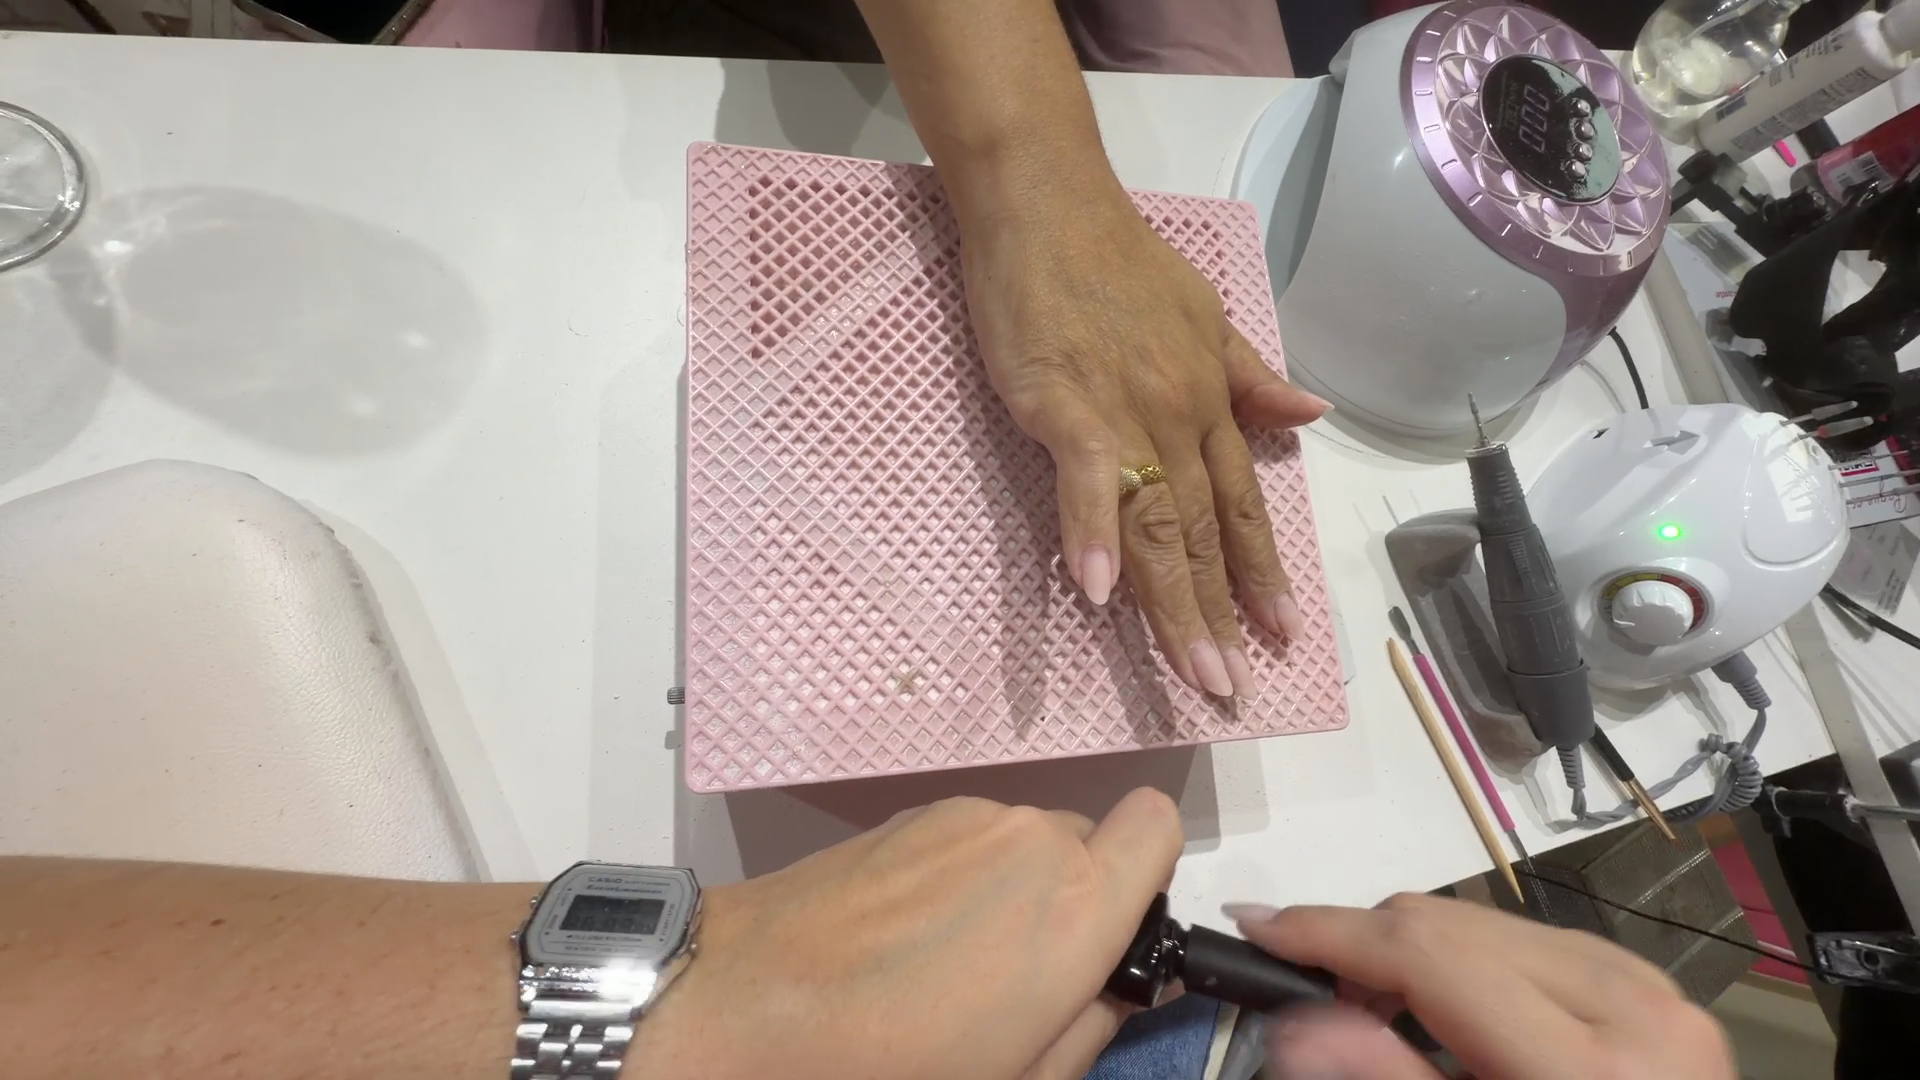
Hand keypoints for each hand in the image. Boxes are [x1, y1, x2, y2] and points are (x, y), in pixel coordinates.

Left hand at [635, 788, 1183, 1079]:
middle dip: (1079, 895)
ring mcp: (968, 811)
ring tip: (955, 952)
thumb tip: (1125, 979)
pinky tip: (912, 924)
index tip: (1120, 928)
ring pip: (1031, 838)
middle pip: (1091, 841)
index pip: (1158, 824)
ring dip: (1019, 884)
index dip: (1151, 870)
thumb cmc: (893, 1065)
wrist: (752, 996)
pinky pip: (977, 832)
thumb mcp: (1023, 1077)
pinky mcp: (916, 807)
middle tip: (1026, 969)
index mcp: (1074, 903)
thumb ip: (1096, 1020)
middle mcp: (1030, 835)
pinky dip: (970, 869)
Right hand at [962, 194, 1328, 698]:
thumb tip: (1310, 419)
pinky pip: (1089, 480)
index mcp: (1209, 401)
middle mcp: (1183, 417)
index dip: (1262, 572)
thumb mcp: (1203, 317)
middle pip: (1205, 531)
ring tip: (1196, 672)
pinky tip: (1099, 594)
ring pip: (1161, 522)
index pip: (1242, 505)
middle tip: (1233, 686)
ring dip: (1176, 603)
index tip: (1285, 633)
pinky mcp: (1068, 406)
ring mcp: (1128, 413)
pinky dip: (1095, 536)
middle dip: (1222, 614)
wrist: (1049, 206)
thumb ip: (1251, 377)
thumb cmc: (1113, 265)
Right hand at [1228, 893, 1736, 1079]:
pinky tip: (1439, 1000)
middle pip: (1437, 924)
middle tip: (1313, 990)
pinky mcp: (1630, 969)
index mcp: (1588, 1065)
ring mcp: (1635, 975)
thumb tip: (1288, 1026)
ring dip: (1398, 948)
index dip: (1327, 932)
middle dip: (1355, 945)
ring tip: (1375, 1003)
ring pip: (1460, 917)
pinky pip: (1500, 928)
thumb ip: (1388, 1077)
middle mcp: (1624, 996)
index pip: (1426, 954)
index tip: (1250, 921)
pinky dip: (1447, 952)